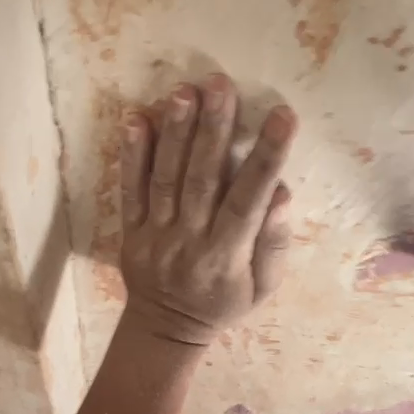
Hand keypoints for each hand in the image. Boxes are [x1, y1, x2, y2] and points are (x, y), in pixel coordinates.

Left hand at [115, 76, 297, 346]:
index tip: (284, 116)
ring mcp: (154, 235)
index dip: (266, 158)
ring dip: (173, 133)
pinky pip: (129, 190)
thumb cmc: (223, 304)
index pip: (249, 201)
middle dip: (213, 130)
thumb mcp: (262, 288)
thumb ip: (273, 245)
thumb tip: (283, 195)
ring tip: (182, 91)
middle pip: (201, 180)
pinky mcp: (129, 231)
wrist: (165, 328)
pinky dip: (131, 155)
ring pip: (164, 179)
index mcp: (225, 257)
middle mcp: (188, 242)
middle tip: (221, 84)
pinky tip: (136, 119)